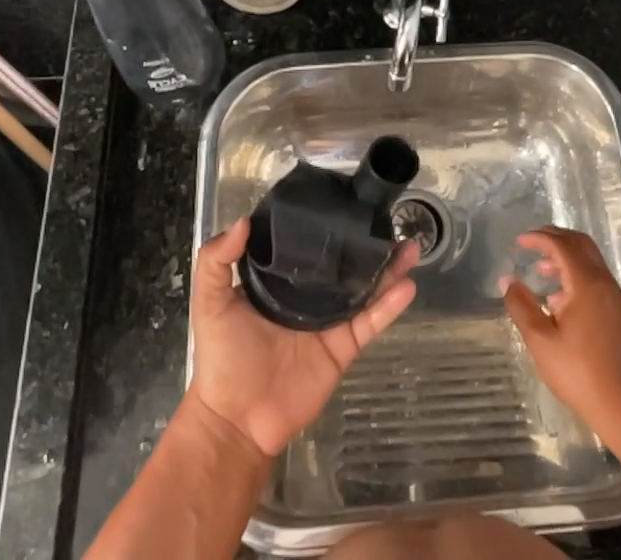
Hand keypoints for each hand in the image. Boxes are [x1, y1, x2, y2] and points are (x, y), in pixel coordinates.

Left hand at [188, 216, 420, 456]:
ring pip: (364, 290)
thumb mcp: (210, 302)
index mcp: (277, 284)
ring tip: (411, 247)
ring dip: (388, 270)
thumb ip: (216, 260)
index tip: (343, 204)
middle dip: (366, 246)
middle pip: (342, 266)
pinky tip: (407, 285)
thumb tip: (244, 220)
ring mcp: (328, 323)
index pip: (304, 248)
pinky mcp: (343, 347)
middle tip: (388, 222)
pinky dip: (390, 306)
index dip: (323, 227)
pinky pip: (370, 322)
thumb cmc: (222, 357)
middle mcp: (306, 298)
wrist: (238, 417)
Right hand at [503, 227, 620, 425]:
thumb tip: (507, 280)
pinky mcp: (619, 313)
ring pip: (590, 262)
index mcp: (586, 283)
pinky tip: (559, 299)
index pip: (562, 245)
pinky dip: (576, 274)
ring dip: (566, 258)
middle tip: (530, 244)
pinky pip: (596, 279)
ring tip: (540, 271)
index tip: (518, 242)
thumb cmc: (578, 371)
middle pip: (581, 245)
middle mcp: (604, 283)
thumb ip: (521, 305)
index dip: (539, 238)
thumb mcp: (540, 339)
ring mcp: (615, 298)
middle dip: (555, 239)